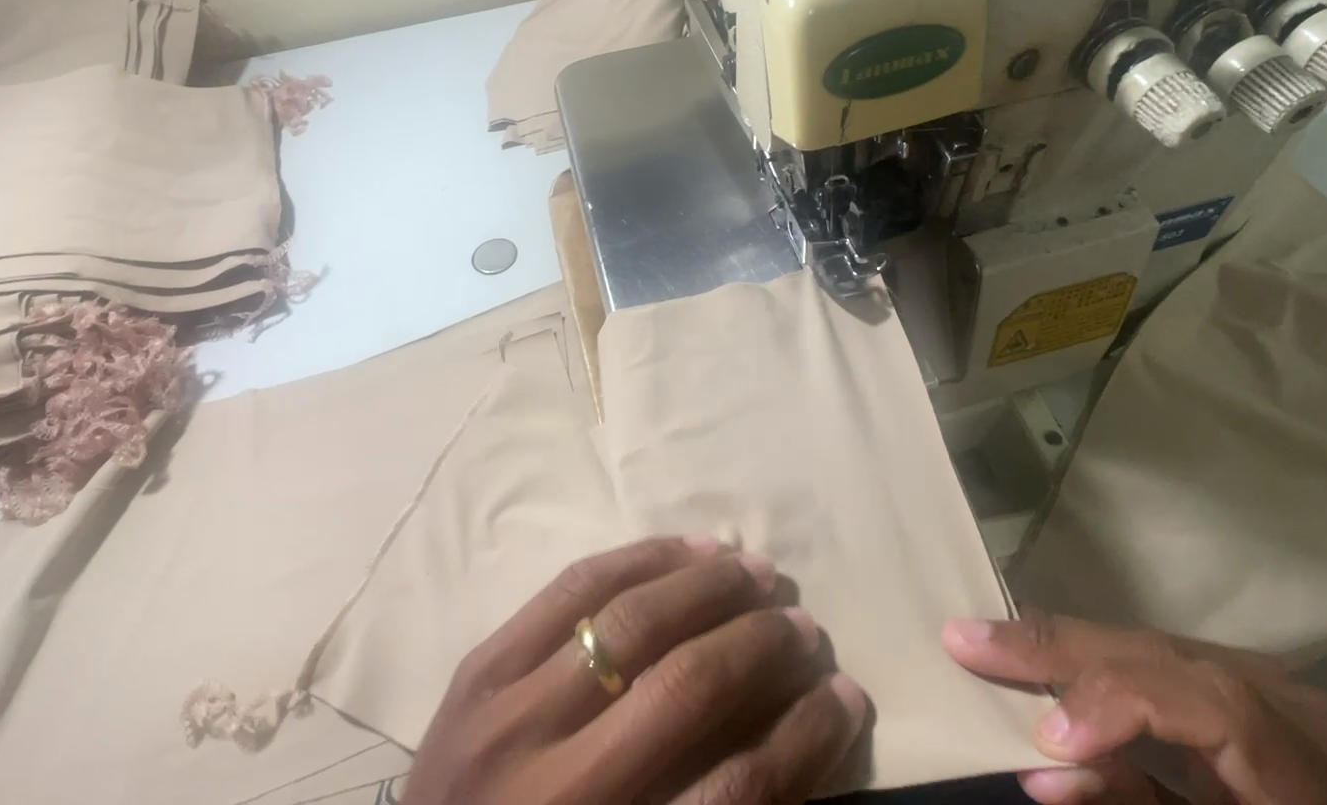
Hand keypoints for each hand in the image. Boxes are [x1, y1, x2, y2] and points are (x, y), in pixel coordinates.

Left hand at [405, 536, 866, 804]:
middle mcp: (561, 786)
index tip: (848, 696)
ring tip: (759, 572)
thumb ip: (718, 800)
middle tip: (803, 627)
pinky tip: (689, 548)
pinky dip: (641, 559)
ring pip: (632, 620)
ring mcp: (509, 716)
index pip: (741, 790)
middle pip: (689, 688)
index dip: (808, 737)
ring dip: (710, 587)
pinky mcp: (478, 666)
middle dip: (763, 646)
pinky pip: (574, 587)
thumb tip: (807, 726)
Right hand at [942, 613, 1326, 804]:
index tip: (1044, 741)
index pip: (1214, 705)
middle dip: (1062, 647)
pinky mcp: (1262, 683)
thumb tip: (1041, 768)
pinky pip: (1169, 657)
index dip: (1121, 704)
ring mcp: (1289, 690)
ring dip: (1069, 643)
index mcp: (1318, 781)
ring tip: (990, 641)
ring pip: (1162, 644)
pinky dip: (1102, 656)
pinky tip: (1046, 650)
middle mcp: (1309, 717)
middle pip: (1173, 655)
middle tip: (966, 639)